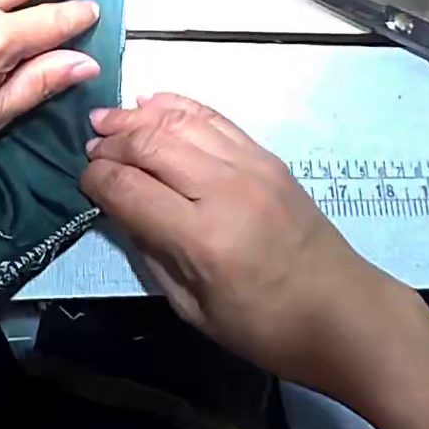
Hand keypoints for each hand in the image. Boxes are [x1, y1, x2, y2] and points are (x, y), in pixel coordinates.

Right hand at [80, 94, 419, 400]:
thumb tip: (119, 206)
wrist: (345, 311)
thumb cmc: (265, 326)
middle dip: (112, 141)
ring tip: (109, 117)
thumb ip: (150, 252)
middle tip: (90, 143)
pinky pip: (212, 117)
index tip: (83, 178)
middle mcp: (223, 188)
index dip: (96, 178)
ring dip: (137, 115)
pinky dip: (177, 105)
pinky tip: (153, 102)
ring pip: (179, 121)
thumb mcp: (192, 308)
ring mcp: (249, 164)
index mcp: (201, 238)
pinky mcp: (266, 154)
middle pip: (150, 143)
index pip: (129, 188)